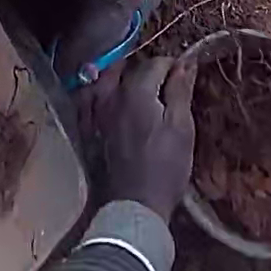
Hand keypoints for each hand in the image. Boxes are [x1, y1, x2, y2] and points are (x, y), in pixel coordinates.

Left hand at [89, 56, 196, 219]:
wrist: (133, 209)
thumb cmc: (165, 168)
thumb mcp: (182, 128)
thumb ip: (181, 90)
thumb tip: (185, 61)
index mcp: (137, 90)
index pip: (156, 63)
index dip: (173, 66)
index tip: (183, 76)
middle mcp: (111, 94)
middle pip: (131, 68)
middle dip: (149, 70)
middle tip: (164, 84)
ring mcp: (94, 111)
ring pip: (105, 78)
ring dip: (120, 74)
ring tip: (137, 85)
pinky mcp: (85, 128)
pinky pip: (87, 98)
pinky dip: (96, 90)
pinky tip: (107, 96)